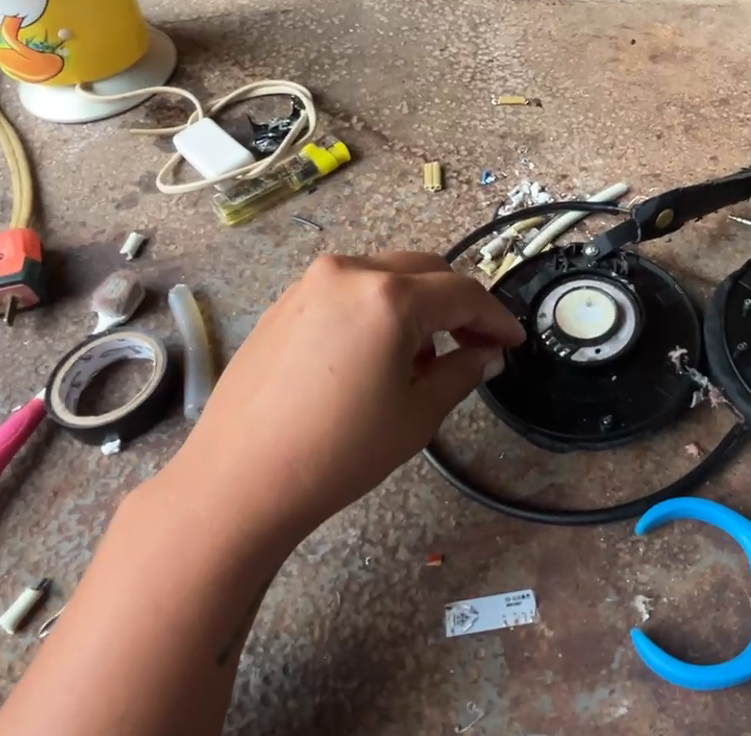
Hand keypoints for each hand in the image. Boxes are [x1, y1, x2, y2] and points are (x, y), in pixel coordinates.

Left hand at [172, 252, 524, 539]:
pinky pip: (349, 290)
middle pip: (425, 270)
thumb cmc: (338, 452)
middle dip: (457, 304)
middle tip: (475, 344)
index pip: (462, 293)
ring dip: (417, 304)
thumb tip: (487, 354)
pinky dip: (377, 308)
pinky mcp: (285, 303)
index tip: (512, 341)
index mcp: (389, 296)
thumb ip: (461, 372)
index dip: (495, 317)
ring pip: (385, 275)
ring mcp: (310, 283)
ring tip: (422, 357)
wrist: (238, 480)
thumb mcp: (416, 415)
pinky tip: (375, 354)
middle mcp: (350, 272)